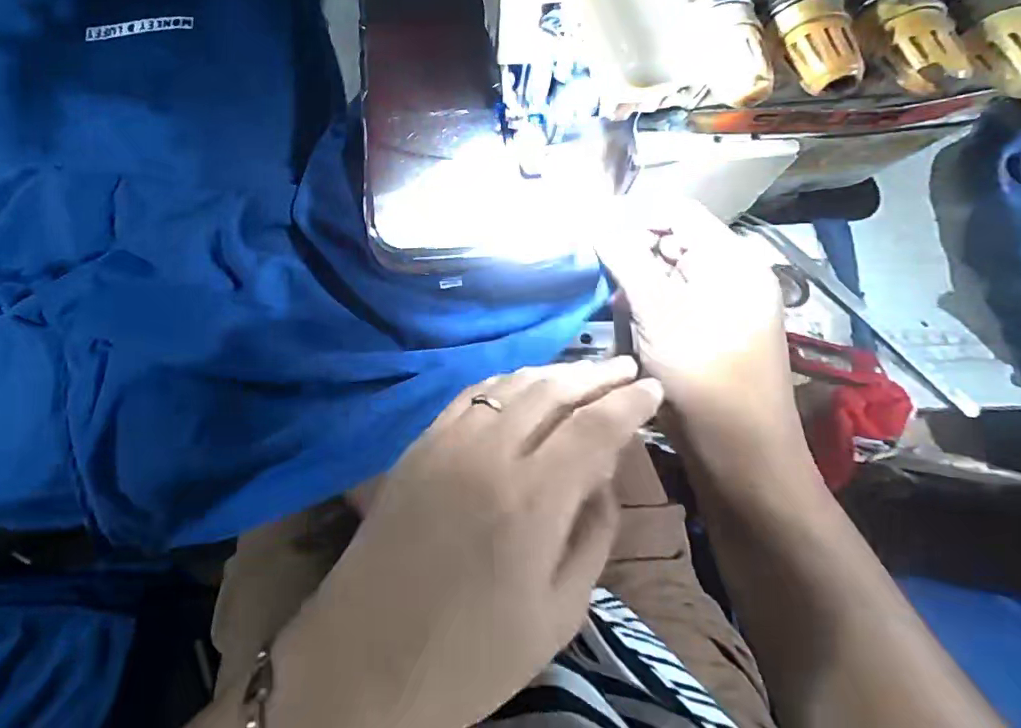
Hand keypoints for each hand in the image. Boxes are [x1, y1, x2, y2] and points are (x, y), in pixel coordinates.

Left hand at [266, 359, 663, 727]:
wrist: (366, 655)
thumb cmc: (472, 653)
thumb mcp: (558, 613)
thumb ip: (592, 535)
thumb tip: (604, 476)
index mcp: (531, 500)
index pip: (593, 427)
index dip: (629, 403)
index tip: (654, 388)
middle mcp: (489, 453)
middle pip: (552, 391)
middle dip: (597, 375)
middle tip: (627, 367)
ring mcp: (447, 442)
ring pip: (511, 386)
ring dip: (553, 372)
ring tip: (584, 372)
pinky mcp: (418, 444)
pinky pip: (470, 396)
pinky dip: (506, 383)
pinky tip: (522, 386)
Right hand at [592, 196, 805, 460]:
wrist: (743, 459)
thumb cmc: (706, 380)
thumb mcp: (660, 313)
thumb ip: (628, 260)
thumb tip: (598, 224)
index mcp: (732, 260)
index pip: (676, 212)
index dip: (635, 221)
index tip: (601, 250)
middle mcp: (730, 275)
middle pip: (667, 243)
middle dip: (632, 265)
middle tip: (616, 299)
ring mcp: (720, 305)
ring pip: (661, 277)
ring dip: (635, 296)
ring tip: (629, 328)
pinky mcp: (707, 331)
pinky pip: (668, 305)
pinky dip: (646, 316)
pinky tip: (638, 342)